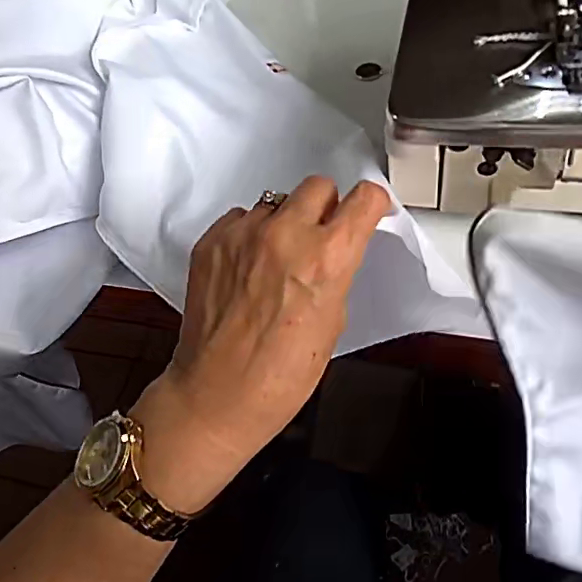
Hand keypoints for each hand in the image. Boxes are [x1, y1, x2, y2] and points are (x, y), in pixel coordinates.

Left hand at [130, 176, 390, 513]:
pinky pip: (241, 218)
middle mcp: (284, 236)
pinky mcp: (211, 242)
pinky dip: (251, 236)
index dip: (370, 204)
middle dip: (326, 207)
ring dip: (285, 223)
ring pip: (277, 201)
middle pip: (318, 186)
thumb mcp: (333, 322)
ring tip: (279, 263)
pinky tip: (250, 270)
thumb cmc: (278, 376)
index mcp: (327, 258)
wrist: (219, 395)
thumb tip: (336, 251)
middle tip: (322, 236)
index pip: (364, 198)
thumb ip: (337, 274)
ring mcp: (243, 236)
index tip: (367, 209)